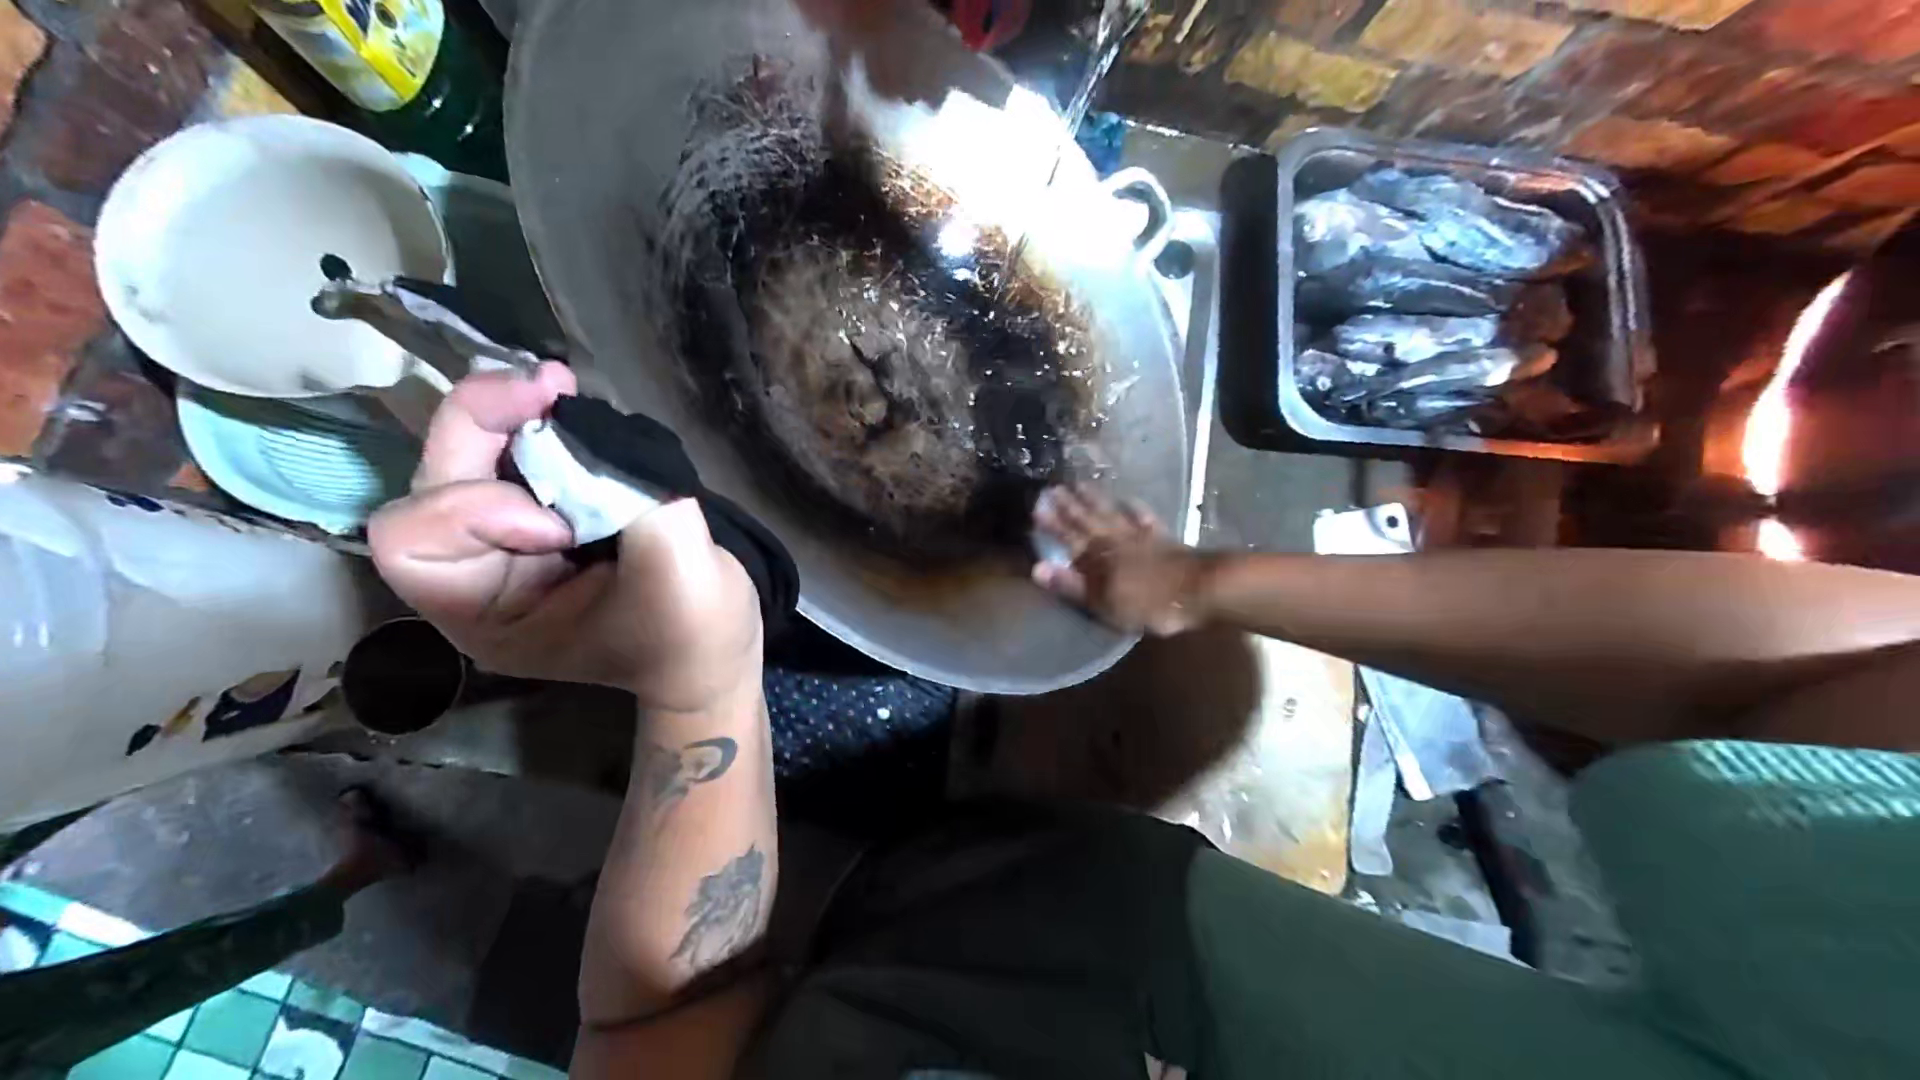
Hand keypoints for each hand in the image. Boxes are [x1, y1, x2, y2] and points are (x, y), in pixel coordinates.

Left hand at [367, 363, 762, 711]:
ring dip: (506, 415)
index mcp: (484, 614)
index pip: (419, 538)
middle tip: (548, 385)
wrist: (716, 650)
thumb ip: (631, 498)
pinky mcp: (547, 516)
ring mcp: (511, 543)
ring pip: (470, 458)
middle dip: (481, 425)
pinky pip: (516, 458)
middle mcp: (478, 574)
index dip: (482, 510)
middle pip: (435, 481)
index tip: (567, 525)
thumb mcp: (674, 571)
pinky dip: (537, 424)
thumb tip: (598, 437)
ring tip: (559, 386)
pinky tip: (571, 407)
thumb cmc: (693, 635)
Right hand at [1031, 486, 1208, 636]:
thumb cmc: (1149, 604)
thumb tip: (1037, 568)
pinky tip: (1128, 498)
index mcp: (1097, 558)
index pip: (1067, 537)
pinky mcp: (1162, 538)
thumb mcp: (1104, 604)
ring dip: (1094, 500)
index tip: (1035, 505)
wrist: (1201, 590)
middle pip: (1087, 520)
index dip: (1051, 523)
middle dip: (1068, 505)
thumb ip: (1071, 585)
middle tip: (1052, 487)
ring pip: (1110, 513)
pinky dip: (1134, 507)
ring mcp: (1139, 536)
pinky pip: (1144, 518)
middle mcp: (1114, 541)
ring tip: (1080, 484)